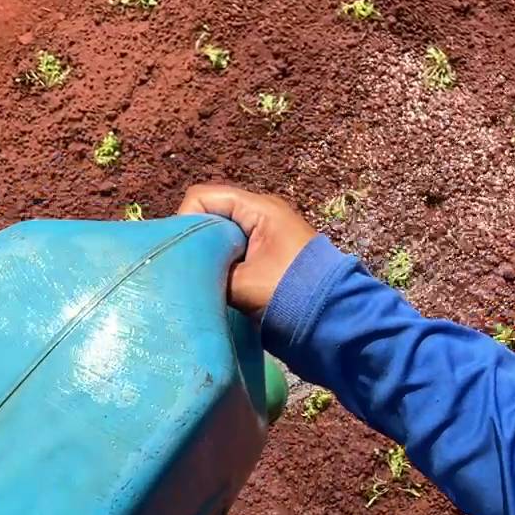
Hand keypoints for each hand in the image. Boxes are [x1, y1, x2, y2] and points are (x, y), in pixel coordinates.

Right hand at [177, 183, 316, 315]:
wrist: (333, 316)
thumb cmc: (288, 292)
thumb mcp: (241, 283)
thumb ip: (205, 271)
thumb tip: (182, 271)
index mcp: (258, 208)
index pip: (203, 197)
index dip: (185, 220)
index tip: (181, 252)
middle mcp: (261, 214)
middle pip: (211, 215)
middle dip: (195, 240)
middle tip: (186, 269)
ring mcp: (266, 234)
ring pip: (220, 236)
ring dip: (209, 256)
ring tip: (200, 279)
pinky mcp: (268, 255)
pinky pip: (233, 251)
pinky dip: (222, 265)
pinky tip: (216, 285)